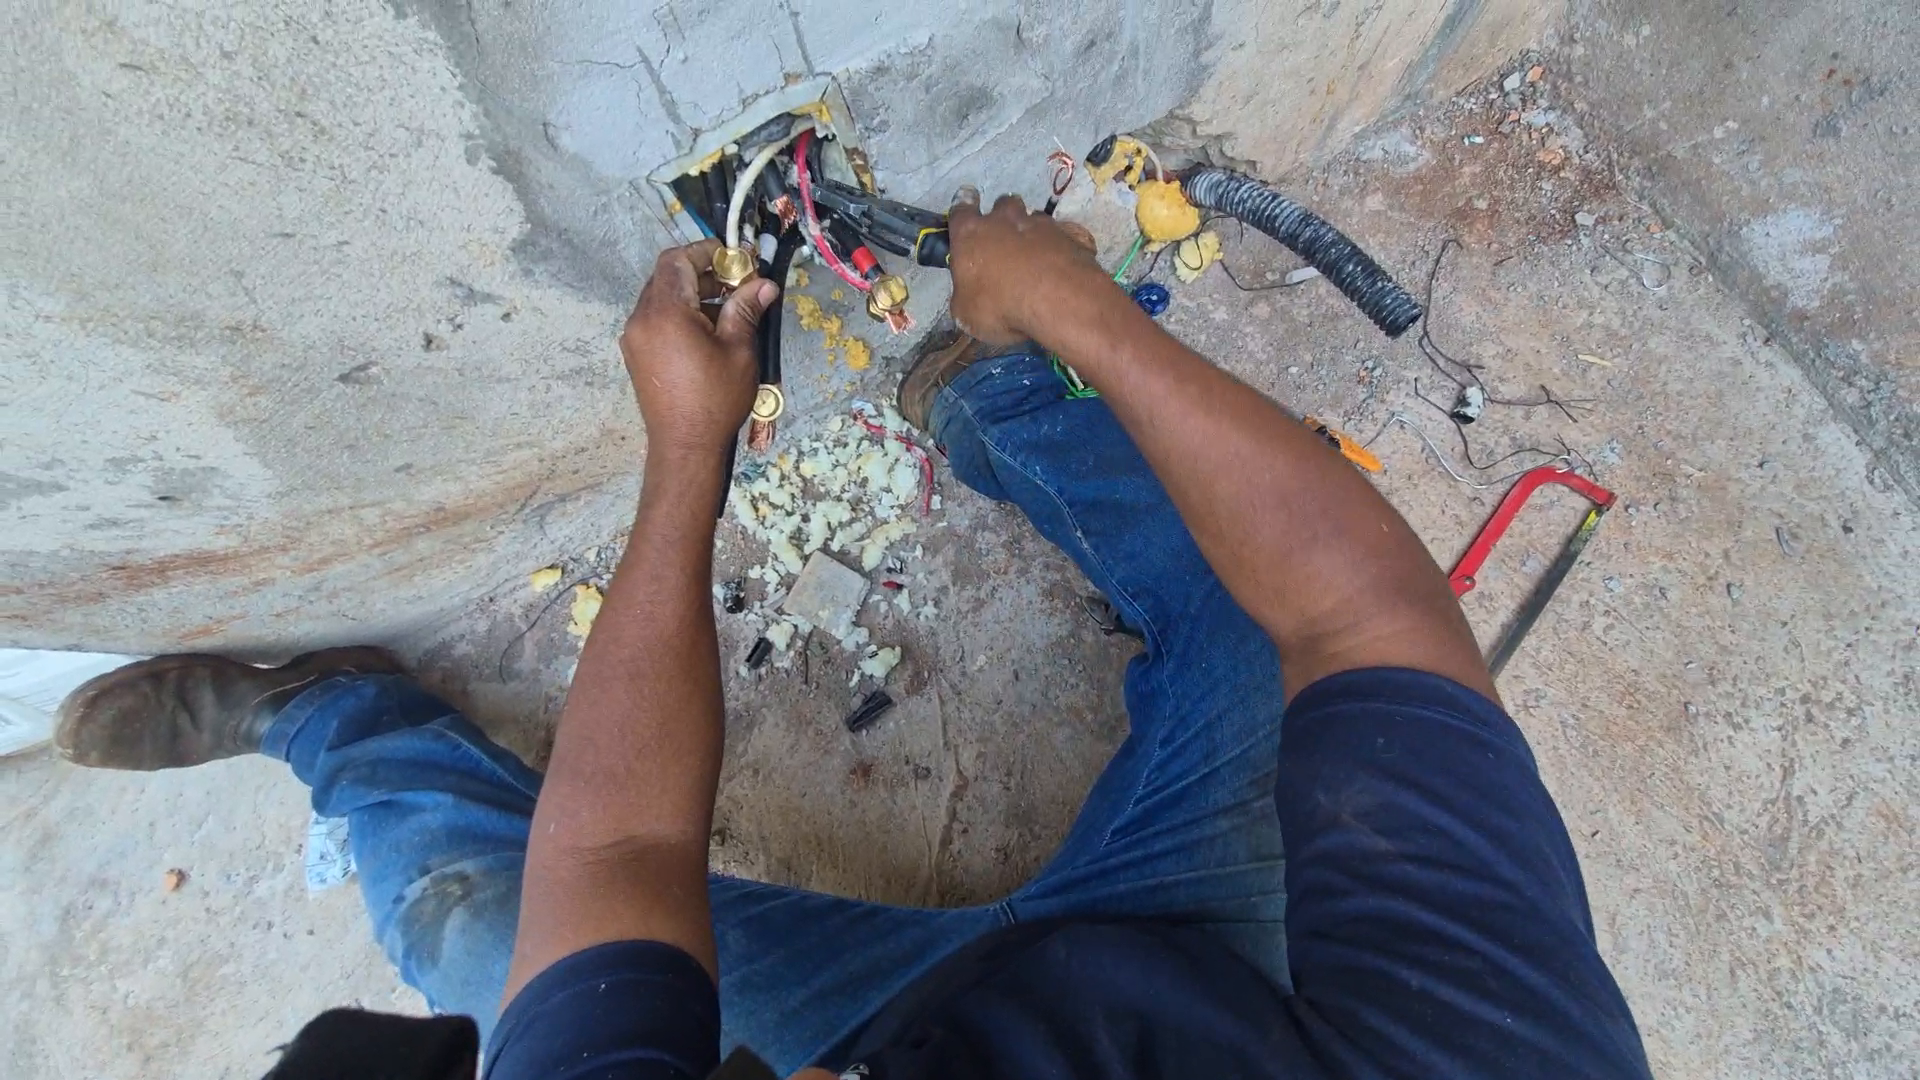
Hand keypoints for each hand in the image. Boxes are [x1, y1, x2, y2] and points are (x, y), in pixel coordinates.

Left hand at [619, 239, 778, 461]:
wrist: (685, 445)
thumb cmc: (716, 399)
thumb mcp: (739, 351)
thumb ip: (746, 310)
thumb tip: (764, 284)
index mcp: (666, 312)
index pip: (677, 260)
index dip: (705, 252)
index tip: (734, 259)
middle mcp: (641, 318)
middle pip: (667, 277)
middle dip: (702, 274)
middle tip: (736, 285)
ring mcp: (634, 337)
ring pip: (661, 299)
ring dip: (692, 296)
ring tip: (727, 313)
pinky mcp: (636, 354)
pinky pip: (656, 320)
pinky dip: (680, 316)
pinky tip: (707, 335)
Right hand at [946, 192, 1105, 344]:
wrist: (1055, 300)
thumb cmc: (999, 306)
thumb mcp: (967, 314)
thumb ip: (965, 296)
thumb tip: (969, 296)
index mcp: (970, 234)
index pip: (961, 210)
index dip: (963, 207)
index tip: (967, 202)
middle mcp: (1004, 221)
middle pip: (1002, 205)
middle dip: (1003, 216)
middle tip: (1004, 238)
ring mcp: (1040, 224)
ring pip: (1034, 217)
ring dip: (1031, 231)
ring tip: (1034, 255)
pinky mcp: (1069, 235)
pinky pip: (1061, 236)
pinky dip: (1058, 247)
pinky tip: (1060, 266)